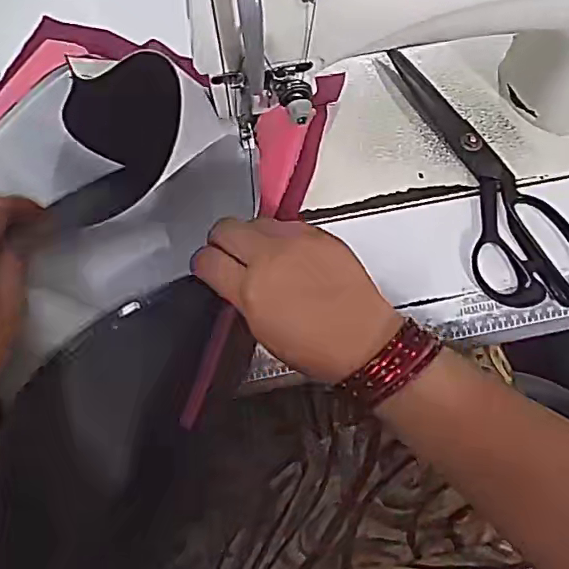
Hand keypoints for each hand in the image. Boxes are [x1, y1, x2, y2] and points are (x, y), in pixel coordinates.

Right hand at [191, 218, 402, 382]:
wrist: (364, 341)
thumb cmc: (319, 347)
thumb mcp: (261, 331)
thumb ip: (240, 297)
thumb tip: (229, 280)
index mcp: (250, 290)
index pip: (207, 259)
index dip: (203, 263)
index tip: (208, 266)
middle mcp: (270, 258)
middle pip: (225, 228)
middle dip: (221, 241)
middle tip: (228, 253)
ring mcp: (296, 242)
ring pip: (255, 220)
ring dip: (251, 235)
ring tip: (263, 255)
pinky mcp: (319, 234)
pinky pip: (286, 224)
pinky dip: (282, 235)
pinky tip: (290, 255)